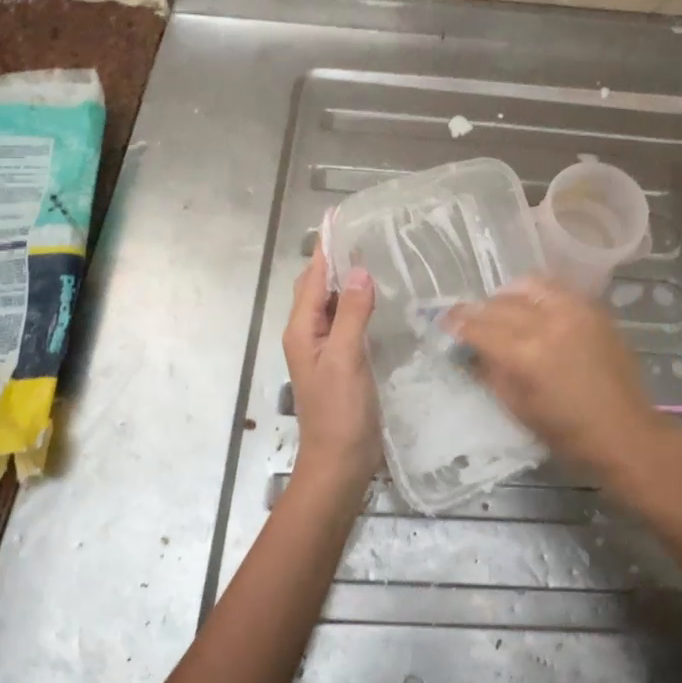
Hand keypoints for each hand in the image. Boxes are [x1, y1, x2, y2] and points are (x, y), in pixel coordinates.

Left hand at [283, 250, 379, 488]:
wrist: (338, 465)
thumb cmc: (339, 413)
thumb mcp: (345, 358)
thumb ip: (350, 314)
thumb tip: (358, 270)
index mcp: (301, 328)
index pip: (312, 276)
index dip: (327, 247)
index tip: (341, 217)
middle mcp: (307, 334)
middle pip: (318, 287)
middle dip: (336, 259)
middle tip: (367, 234)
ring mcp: (323, 350)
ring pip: (332, 304)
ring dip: (348, 281)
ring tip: (376, 259)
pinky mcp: (340, 363)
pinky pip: (345, 322)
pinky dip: (358, 305)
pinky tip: (380, 302)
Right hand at [448, 277, 676, 483]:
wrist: (626, 433)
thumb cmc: (569, 434)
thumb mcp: (519, 410)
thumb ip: (491, 374)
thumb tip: (470, 351)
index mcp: (528, 354)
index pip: (481, 327)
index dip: (458, 323)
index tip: (444, 322)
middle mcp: (550, 322)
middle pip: (501, 304)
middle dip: (479, 310)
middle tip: (469, 320)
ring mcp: (575, 311)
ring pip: (528, 286)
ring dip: (507, 296)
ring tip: (501, 310)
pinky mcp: (594, 309)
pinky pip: (556, 289)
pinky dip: (537, 294)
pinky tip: (531, 309)